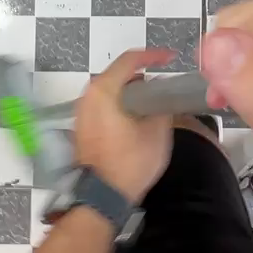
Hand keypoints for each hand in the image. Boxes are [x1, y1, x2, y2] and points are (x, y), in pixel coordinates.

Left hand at [71, 49, 177, 203]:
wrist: (102, 197)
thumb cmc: (129, 163)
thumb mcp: (157, 132)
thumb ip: (162, 105)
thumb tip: (162, 95)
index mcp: (104, 91)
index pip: (130, 59)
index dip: (153, 56)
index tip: (170, 59)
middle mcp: (87, 96)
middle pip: (117, 72)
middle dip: (142, 74)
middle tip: (162, 81)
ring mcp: (81, 112)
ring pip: (110, 89)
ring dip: (131, 90)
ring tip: (153, 99)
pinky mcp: (82, 126)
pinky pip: (104, 104)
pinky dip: (120, 102)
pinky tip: (137, 115)